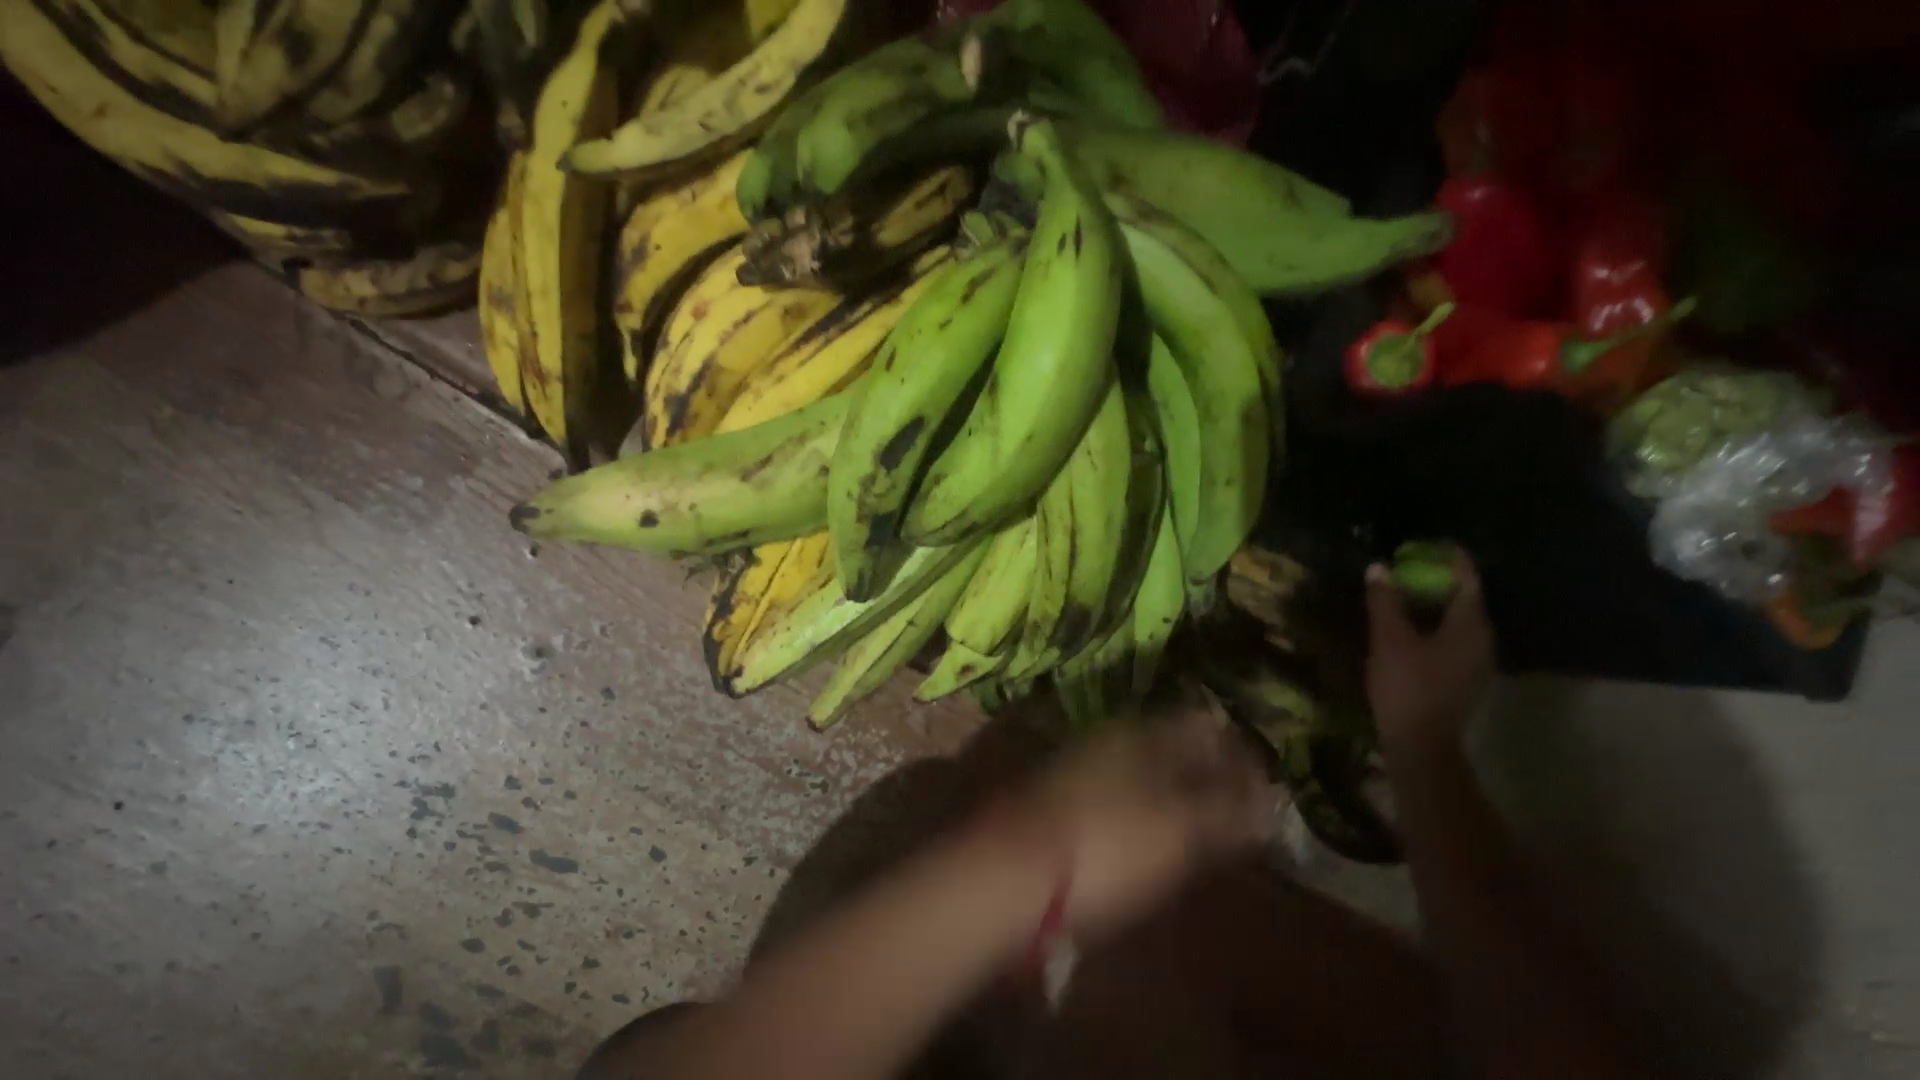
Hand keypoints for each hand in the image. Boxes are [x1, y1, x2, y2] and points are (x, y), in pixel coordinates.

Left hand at [985, 712, 1270, 940]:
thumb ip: (1228, 812)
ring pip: (1142, 770)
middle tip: (1241, 807)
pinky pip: (1117, 796)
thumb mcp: (1180, 831)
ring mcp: (1077, 769)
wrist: (1007, 878)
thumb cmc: (1105, 847)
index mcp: (1139, 732)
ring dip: (1176, 792)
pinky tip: (1153, 840)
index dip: (1238, 751)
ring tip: (1206, 827)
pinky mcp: (1058, 804)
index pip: (1202, 724)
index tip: (1265, 783)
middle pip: (1171, 745)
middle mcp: (1106, 739)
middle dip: (1209, 771)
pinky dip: (1144, 811)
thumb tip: (1270, 800)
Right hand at [1365, 551, 1494, 756]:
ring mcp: (1476, 662)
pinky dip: (1433, 627)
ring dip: (1434, 605)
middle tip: (1409, 566)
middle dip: (1439, 580)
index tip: (1429, 544)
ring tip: (1404, 594)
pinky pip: (1452, 640)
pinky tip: (1409, 629)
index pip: (1467, 579)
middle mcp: (1482, 639)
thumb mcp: (1389, 639)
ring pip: (1458, 621)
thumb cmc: (1407, 686)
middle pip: (1465, 599)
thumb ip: (1385, 601)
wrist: (1420, 745)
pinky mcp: (1463, 679)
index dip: (1450, 558)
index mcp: (1470, 624)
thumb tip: (1379, 566)